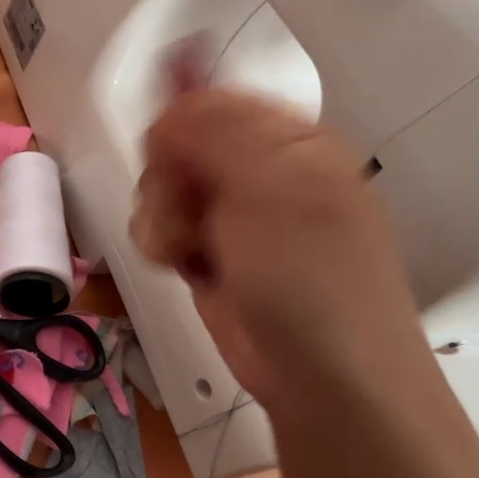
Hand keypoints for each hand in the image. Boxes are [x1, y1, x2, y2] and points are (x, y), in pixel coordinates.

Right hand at [130, 88, 426, 407]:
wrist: (320, 375)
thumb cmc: (311, 281)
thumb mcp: (274, 189)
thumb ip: (218, 132)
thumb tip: (167, 107)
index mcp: (289, 143)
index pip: (211, 101)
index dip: (180, 126)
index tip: (171, 157)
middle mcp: (258, 172)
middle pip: (173, 145)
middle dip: (167, 180)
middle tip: (192, 211)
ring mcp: (229, 214)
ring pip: (158, 187)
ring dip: (161, 219)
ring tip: (193, 251)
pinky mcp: (205, 250)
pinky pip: (158, 226)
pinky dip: (161, 246)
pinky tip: (186, 266)